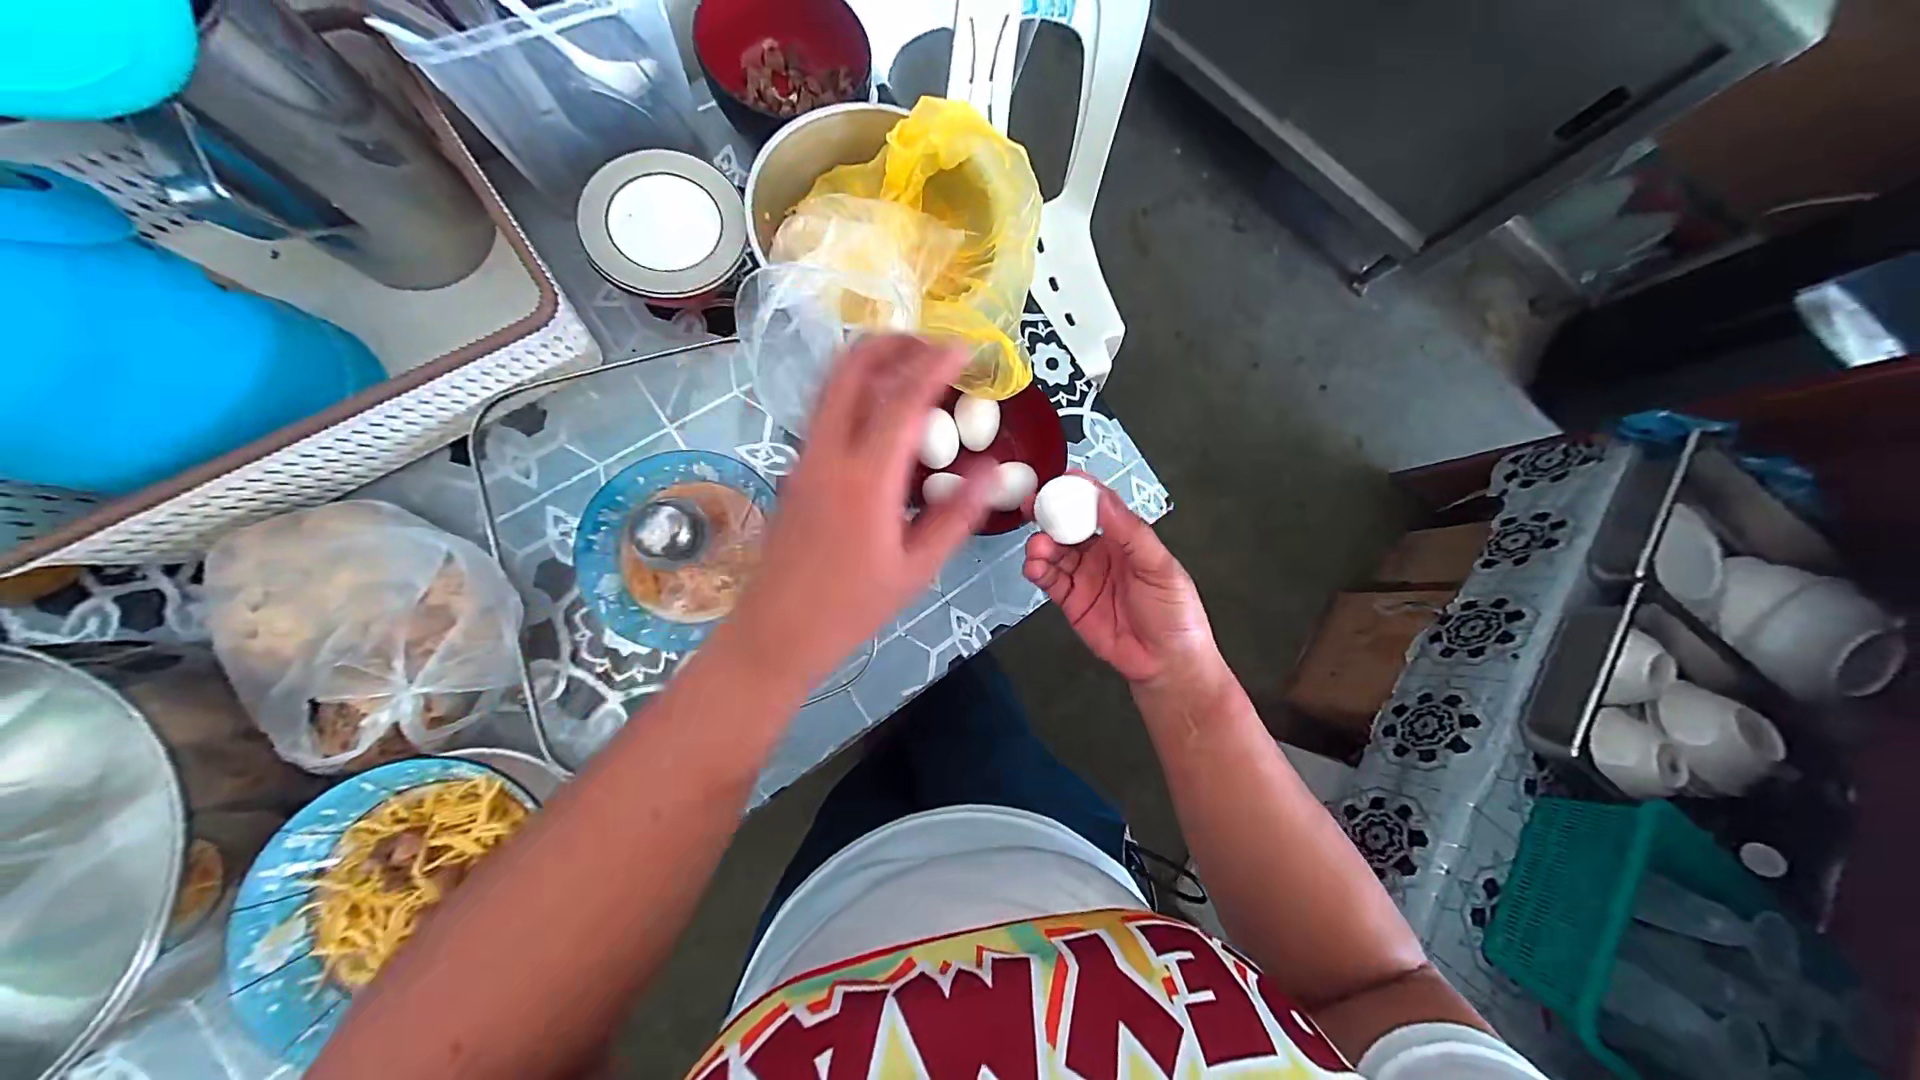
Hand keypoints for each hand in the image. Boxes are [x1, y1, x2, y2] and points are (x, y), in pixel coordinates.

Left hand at [731, 336, 994, 682]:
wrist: (778, 629)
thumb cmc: (852, 607)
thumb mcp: (917, 568)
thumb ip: (956, 514)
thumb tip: (993, 471)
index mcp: (866, 478)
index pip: (903, 399)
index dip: (935, 364)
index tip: (964, 347)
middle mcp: (828, 453)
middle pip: (854, 369)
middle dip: (896, 344)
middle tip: (934, 346)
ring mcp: (805, 456)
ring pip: (834, 383)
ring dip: (873, 362)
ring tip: (913, 366)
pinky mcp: (796, 467)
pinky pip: (827, 408)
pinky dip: (857, 389)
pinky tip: (883, 410)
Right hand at [1022, 476, 1217, 686]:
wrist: (1167, 663)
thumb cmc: (1176, 615)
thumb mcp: (1160, 567)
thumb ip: (1131, 532)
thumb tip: (1105, 501)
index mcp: (1126, 538)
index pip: (1097, 506)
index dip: (1077, 492)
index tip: (1061, 482)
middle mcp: (1101, 553)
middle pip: (1067, 525)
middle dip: (1048, 514)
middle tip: (1035, 508)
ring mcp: (1084, 576)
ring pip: (1053, 551)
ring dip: (1041, 544)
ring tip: (1038, 547)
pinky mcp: (1070, 600)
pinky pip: (1048, 579)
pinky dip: (1036, 570)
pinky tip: (1034, 566)